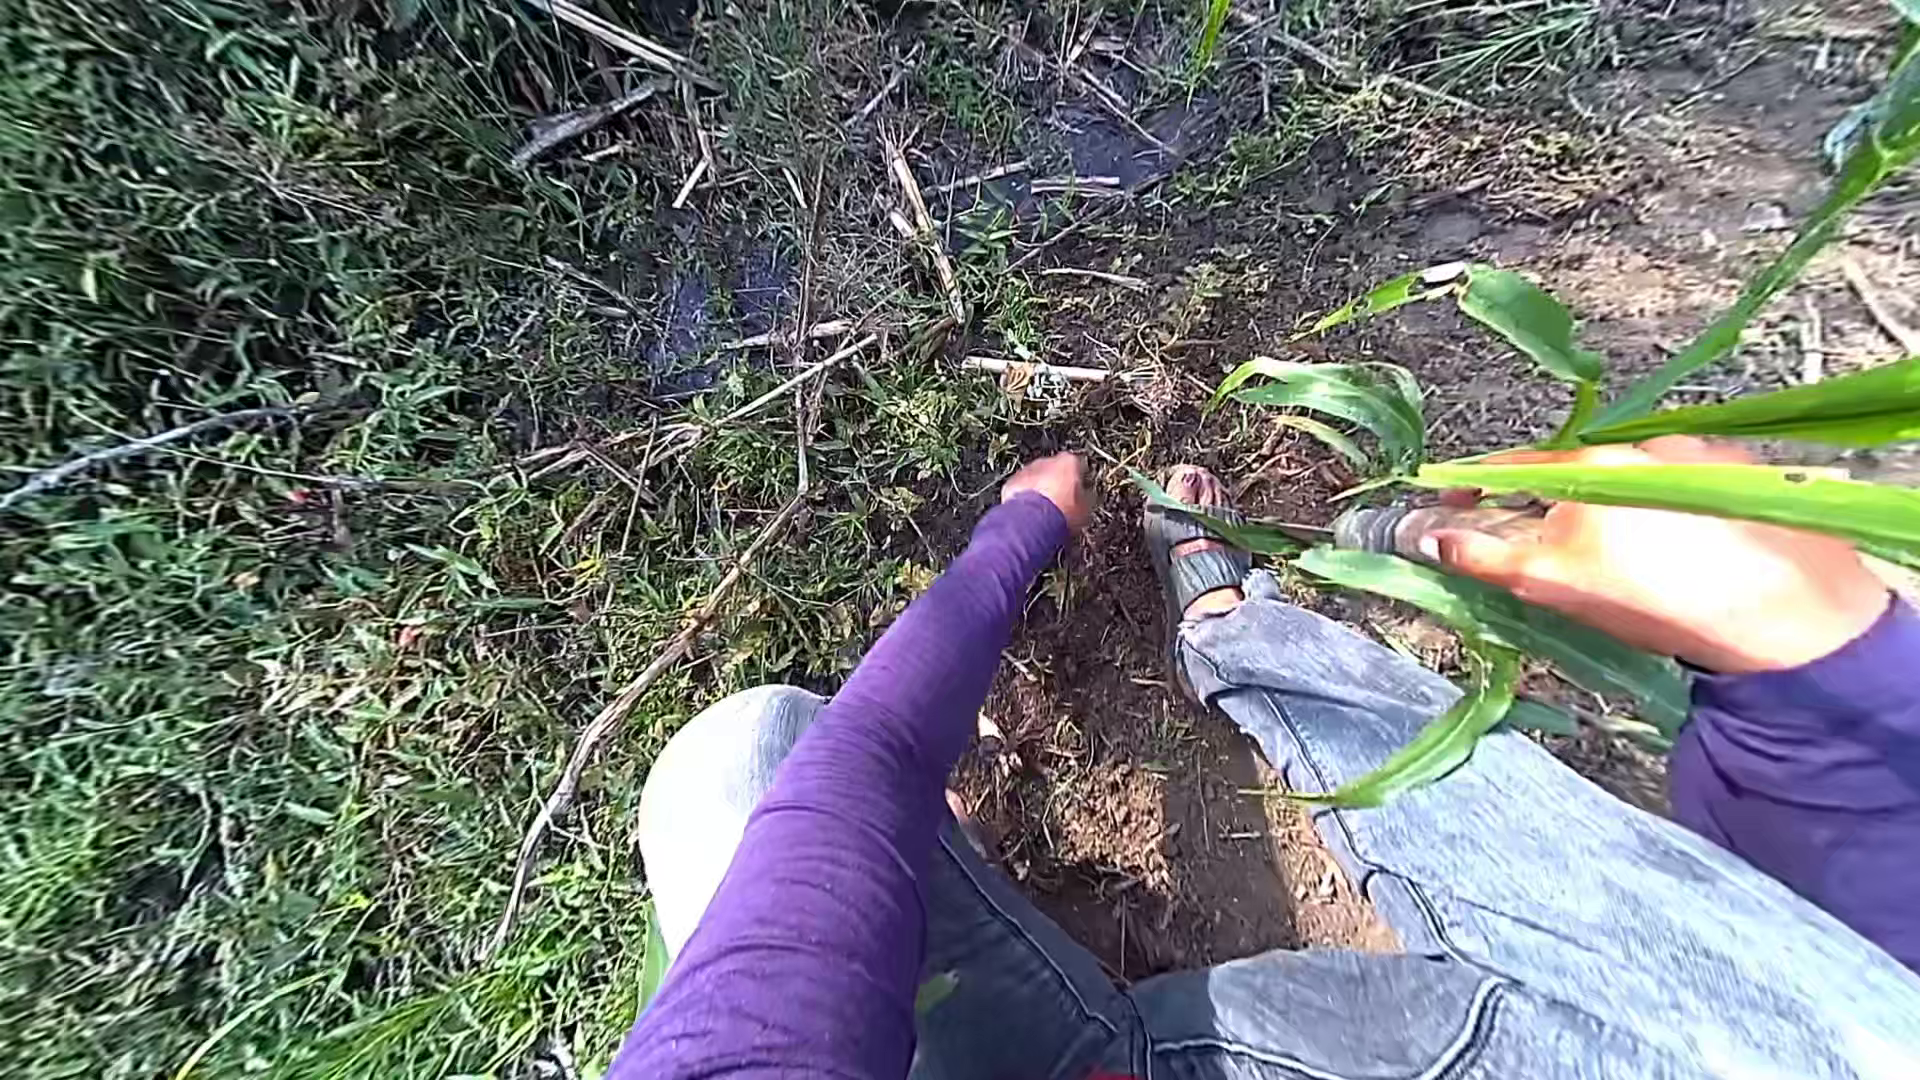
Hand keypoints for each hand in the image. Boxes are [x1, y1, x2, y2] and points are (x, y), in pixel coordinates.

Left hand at [1002, 452, 1092, 532]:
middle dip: (1056, 485)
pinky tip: (1028, 513)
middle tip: (1060, 505)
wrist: (1033, 521)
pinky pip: (1020, 488)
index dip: (1079, 482)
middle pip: (1054, 471)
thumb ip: (1084, 498)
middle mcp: (1047, 461)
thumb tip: (1084, 502)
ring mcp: (1027, 470)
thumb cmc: (1061, 513)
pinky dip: (1023, 498)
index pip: (1078, 467)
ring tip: (1043, 512)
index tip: (1079, 494)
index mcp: (1070, 462)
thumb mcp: (1085, 509)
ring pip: (1035, 478)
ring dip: (1039, 491)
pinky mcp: (1012, 482)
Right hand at [1427, 436, 1889, 673]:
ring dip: (1600, 505)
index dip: (1475, 485)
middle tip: (1538, 543)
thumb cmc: (1654, 598)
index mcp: (1594, 463)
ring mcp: (1707, 459)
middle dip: (1542, 503)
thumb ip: (1478, 554)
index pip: (1512, 465)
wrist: (1798, 628)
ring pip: (1622, 479)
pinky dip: (1651, 508)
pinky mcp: (1752, 480)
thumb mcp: (1544, 580)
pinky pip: (1672, 486)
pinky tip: (1662, 546)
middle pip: (1568, 472)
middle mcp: (1649, 447)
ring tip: (1609, 551)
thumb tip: (1428, 537)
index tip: (1455, 502)